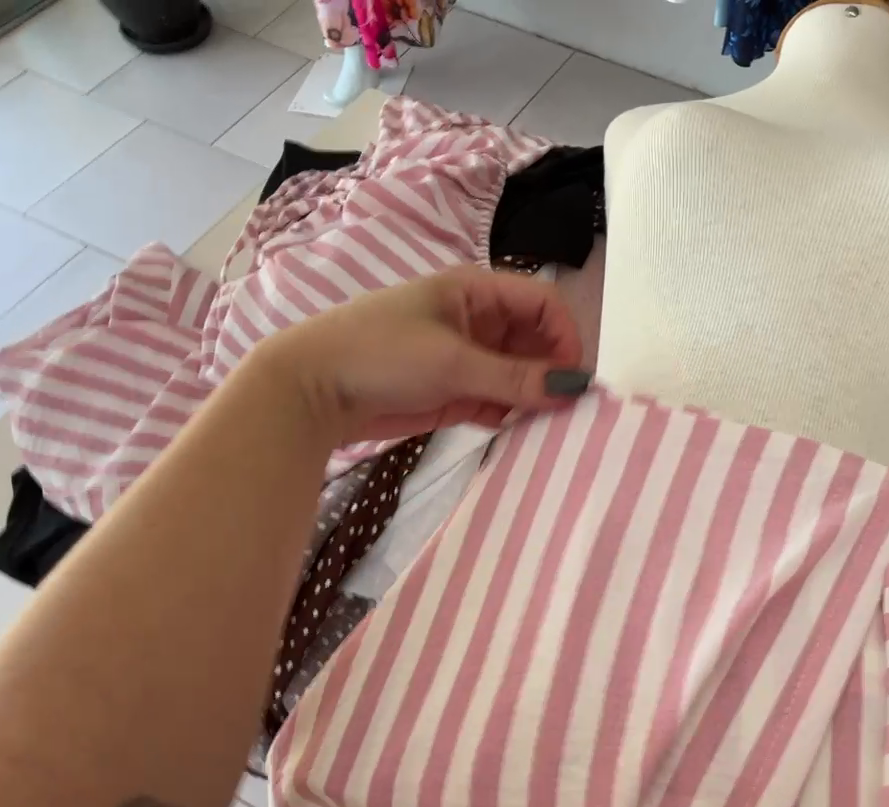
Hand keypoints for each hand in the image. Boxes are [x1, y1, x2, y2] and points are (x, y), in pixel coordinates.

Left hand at [251, 266, 589, 441]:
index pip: (543, 304)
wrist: (313, 392)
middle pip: (537, 341)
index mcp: (477, 292)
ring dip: (534, 397)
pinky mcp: (457, 393)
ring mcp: (468, 359)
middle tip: (565, 409)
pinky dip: (511, 415)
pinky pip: (499, 401)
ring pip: (520, 375)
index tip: (572, 379)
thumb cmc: (382, 354)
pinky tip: (518, 432)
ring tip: (546, 425)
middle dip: (552, 372)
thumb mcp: (453, 362)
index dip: (565, 337)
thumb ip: (516, 377)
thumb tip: (575, 389)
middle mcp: (479, 322)